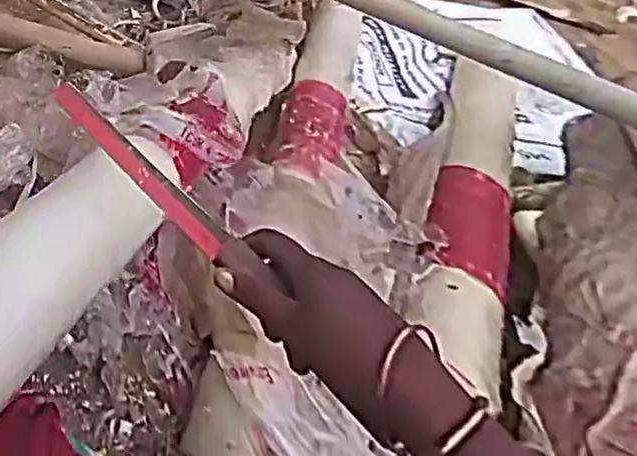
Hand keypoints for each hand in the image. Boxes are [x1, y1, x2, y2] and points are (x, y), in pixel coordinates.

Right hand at [213, 230, 476, 449]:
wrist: (415, 396)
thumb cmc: (343, 354)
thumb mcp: (290, 326)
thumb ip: (254, 295)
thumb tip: (221, 268)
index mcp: (310, 268)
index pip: (270, 240)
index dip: (245, 247)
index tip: (229, 267)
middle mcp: (332, 273)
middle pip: (287, 271)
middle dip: (270, 294)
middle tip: (267, 326)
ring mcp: (355, 294)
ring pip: (308, 295)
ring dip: (292, 317)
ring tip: (296, 353)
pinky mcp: (372, 317)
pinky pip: (330, 310)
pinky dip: (315, 327)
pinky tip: (319, 358)